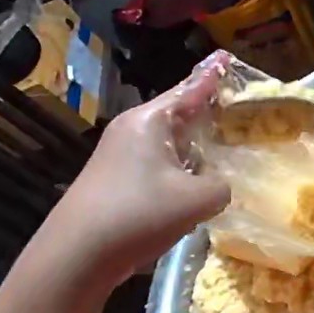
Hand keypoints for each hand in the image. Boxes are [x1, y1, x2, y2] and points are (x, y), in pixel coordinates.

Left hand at [43, 55, 231, 285]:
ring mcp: (120, 154)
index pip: (189, 88)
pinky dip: (179, 165)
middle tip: (237, 107)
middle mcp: (133, 129)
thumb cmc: (137, 214)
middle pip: (177, 111)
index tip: (227, 57)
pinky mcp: (116, 179)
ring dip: (193, 142)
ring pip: (167, 140)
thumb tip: (219, 186)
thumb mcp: (196, 200)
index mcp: (150, 121)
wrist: (76, 255)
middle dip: (206, 109)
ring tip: (223, 143)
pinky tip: (195, 180)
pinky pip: (157, 162)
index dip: (212, 75)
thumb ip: (221, 186)